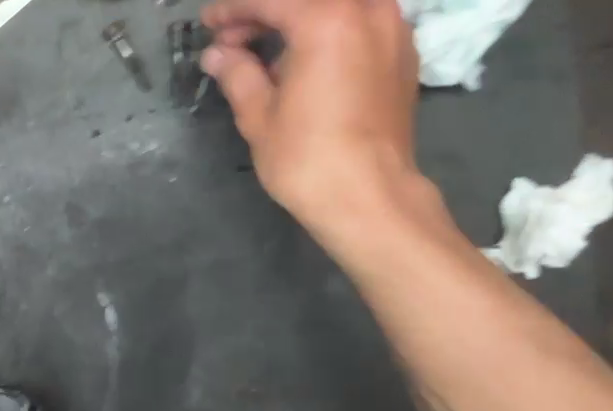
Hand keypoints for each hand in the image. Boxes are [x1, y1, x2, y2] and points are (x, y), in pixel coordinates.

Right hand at [201, 0, 432, 237]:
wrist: (366, 189)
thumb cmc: (304, 157)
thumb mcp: (258, 116)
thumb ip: (239, 75)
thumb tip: (218, 54)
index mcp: (327, 21)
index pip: (272, 0)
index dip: (234, 9)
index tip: (209, 22)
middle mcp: (368, 10)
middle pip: (308, 1)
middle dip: (267, 12)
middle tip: (233, 41)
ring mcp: (393, 26)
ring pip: (338, 8)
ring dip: (300, 21)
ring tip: (268, 53)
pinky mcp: (403, 50)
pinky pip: (361, 22)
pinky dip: (329, 31)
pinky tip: (305, 62)